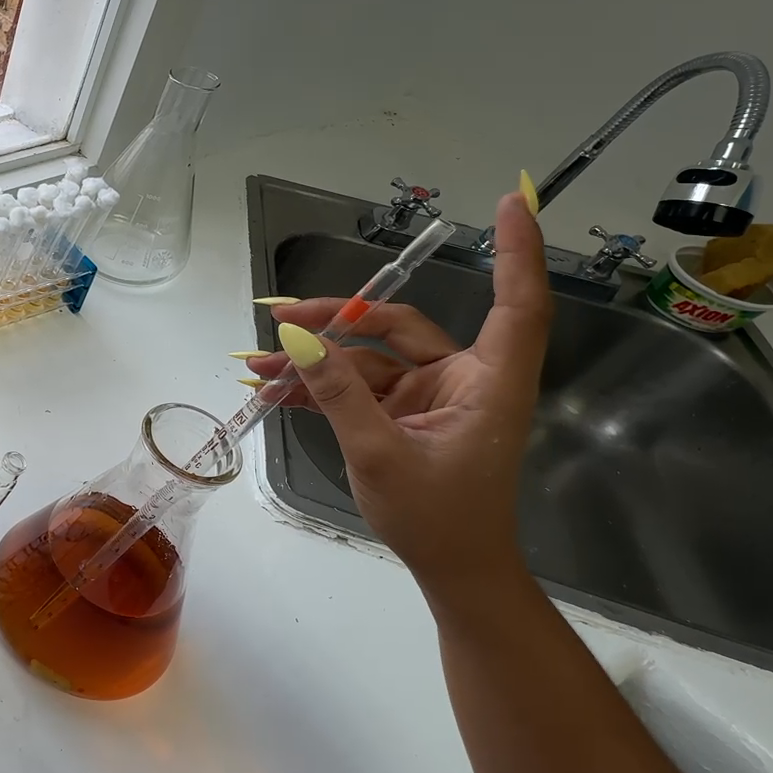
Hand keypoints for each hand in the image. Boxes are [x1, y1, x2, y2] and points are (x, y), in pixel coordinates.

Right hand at [245, 192, 552, 590]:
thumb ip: (338, 391)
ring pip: (364, 356)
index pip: (516, 305)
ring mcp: (428, 395)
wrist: (450, 571)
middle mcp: (461, 378)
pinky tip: (270, 387)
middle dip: (336, 317)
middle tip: (279, 316)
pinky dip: (315, 384)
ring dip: (311, 359)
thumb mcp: (379, 453)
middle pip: (397, 326)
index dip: (517, 252)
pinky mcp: (401, 413)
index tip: (512, 202)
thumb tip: (295, 337)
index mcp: (487, 383)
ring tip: (255, 363)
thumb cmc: (436, 517)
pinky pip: (353, 384)